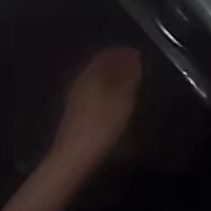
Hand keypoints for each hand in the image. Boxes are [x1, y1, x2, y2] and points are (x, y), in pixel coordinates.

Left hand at [47, 47, 142, 176]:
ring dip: (112, 76)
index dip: (124, 53)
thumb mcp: (123, 101)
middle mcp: (81, 80)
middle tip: (135, 68)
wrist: (72, 157)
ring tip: (128, 83)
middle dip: (118, 64)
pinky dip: (106, 88)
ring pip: (96, 78)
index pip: (108, 55)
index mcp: (92, 74)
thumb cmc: (101, 126)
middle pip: (101, 65)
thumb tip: (134, 63)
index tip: (137, 55)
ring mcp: (75, 95)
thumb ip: (129, 79)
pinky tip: (114, 99)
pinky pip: (93, 89)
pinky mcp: (74, 110)